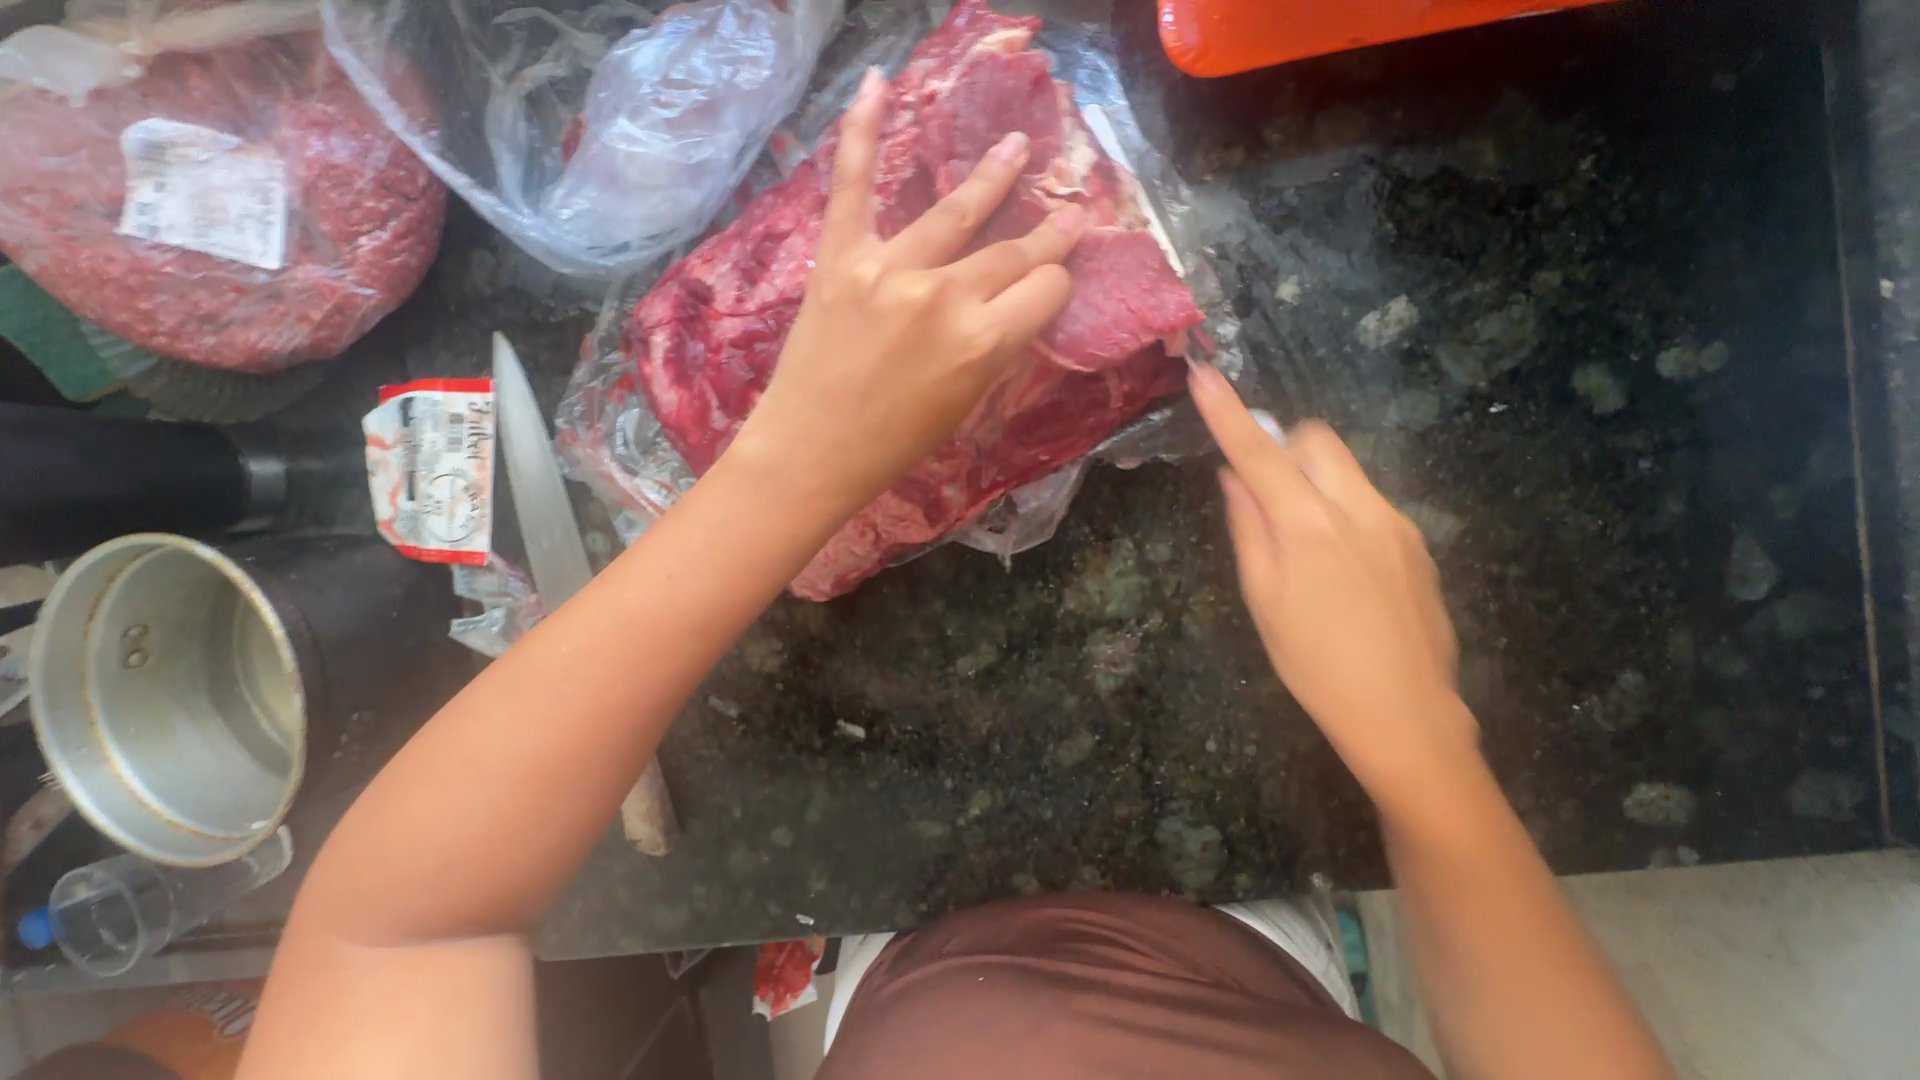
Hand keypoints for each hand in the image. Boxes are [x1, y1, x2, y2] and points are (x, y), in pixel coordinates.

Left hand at [728, 68, 1086, 515]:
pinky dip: (861, 132)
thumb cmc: (894, 446)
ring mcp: (890, 268)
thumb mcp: (965, 405)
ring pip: (956, 212)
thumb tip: (1017, 309)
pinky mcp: (841, 257)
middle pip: (1012, 253)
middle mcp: (945, 296)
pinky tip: (877, 85)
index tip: (1059, 279)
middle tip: (1066, 217)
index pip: (1046, 289)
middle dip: (1047, 237)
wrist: (811, 451)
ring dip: (993, 177)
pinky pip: (854, 184)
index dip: (1058, 284)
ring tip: (1016, 148)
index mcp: (983, 342)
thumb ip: (995, 351)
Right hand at [1188, 363, 1476, 802]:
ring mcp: (1397, 523)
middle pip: (1318, 441)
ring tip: (1303, 546)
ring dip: (1313, 482)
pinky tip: (1340, 569)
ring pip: (1346, 470)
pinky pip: (1370, 502)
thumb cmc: (1314, 666)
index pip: (1259, 453)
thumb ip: (1248, 529)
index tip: (1205, 375)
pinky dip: (1341, 510)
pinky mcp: (1418, 543)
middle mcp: (1360, 508)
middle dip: (1285, 447)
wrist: (1406, 714)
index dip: (1228, 413)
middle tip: (1263, 491)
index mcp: (1310, 526)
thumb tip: (1234, 478)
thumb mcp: (1263, 601)